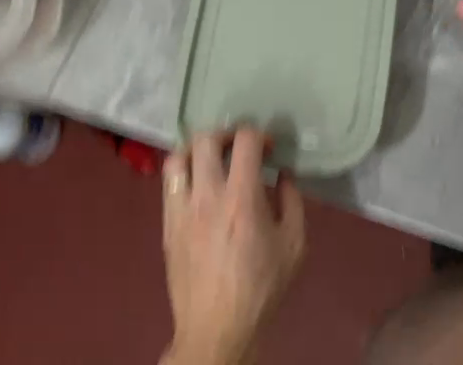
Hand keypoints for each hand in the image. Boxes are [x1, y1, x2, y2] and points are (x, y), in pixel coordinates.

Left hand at [162, 129, 305, 364]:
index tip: (269, 149)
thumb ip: (292, 201)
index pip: (245, 140)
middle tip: (239, 147)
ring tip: (211, 160)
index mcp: (242, 197)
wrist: (217, 329)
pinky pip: (168, 186)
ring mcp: (181, 211)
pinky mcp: (167, 227)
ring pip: (177, 158)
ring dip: (196, 150)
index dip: (260, 134)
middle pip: (205, 140)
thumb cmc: (261, 286)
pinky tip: (198, 186)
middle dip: (226, 134)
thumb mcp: (295, 243)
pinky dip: (183, 174)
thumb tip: (282, 175)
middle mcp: (207, 196)